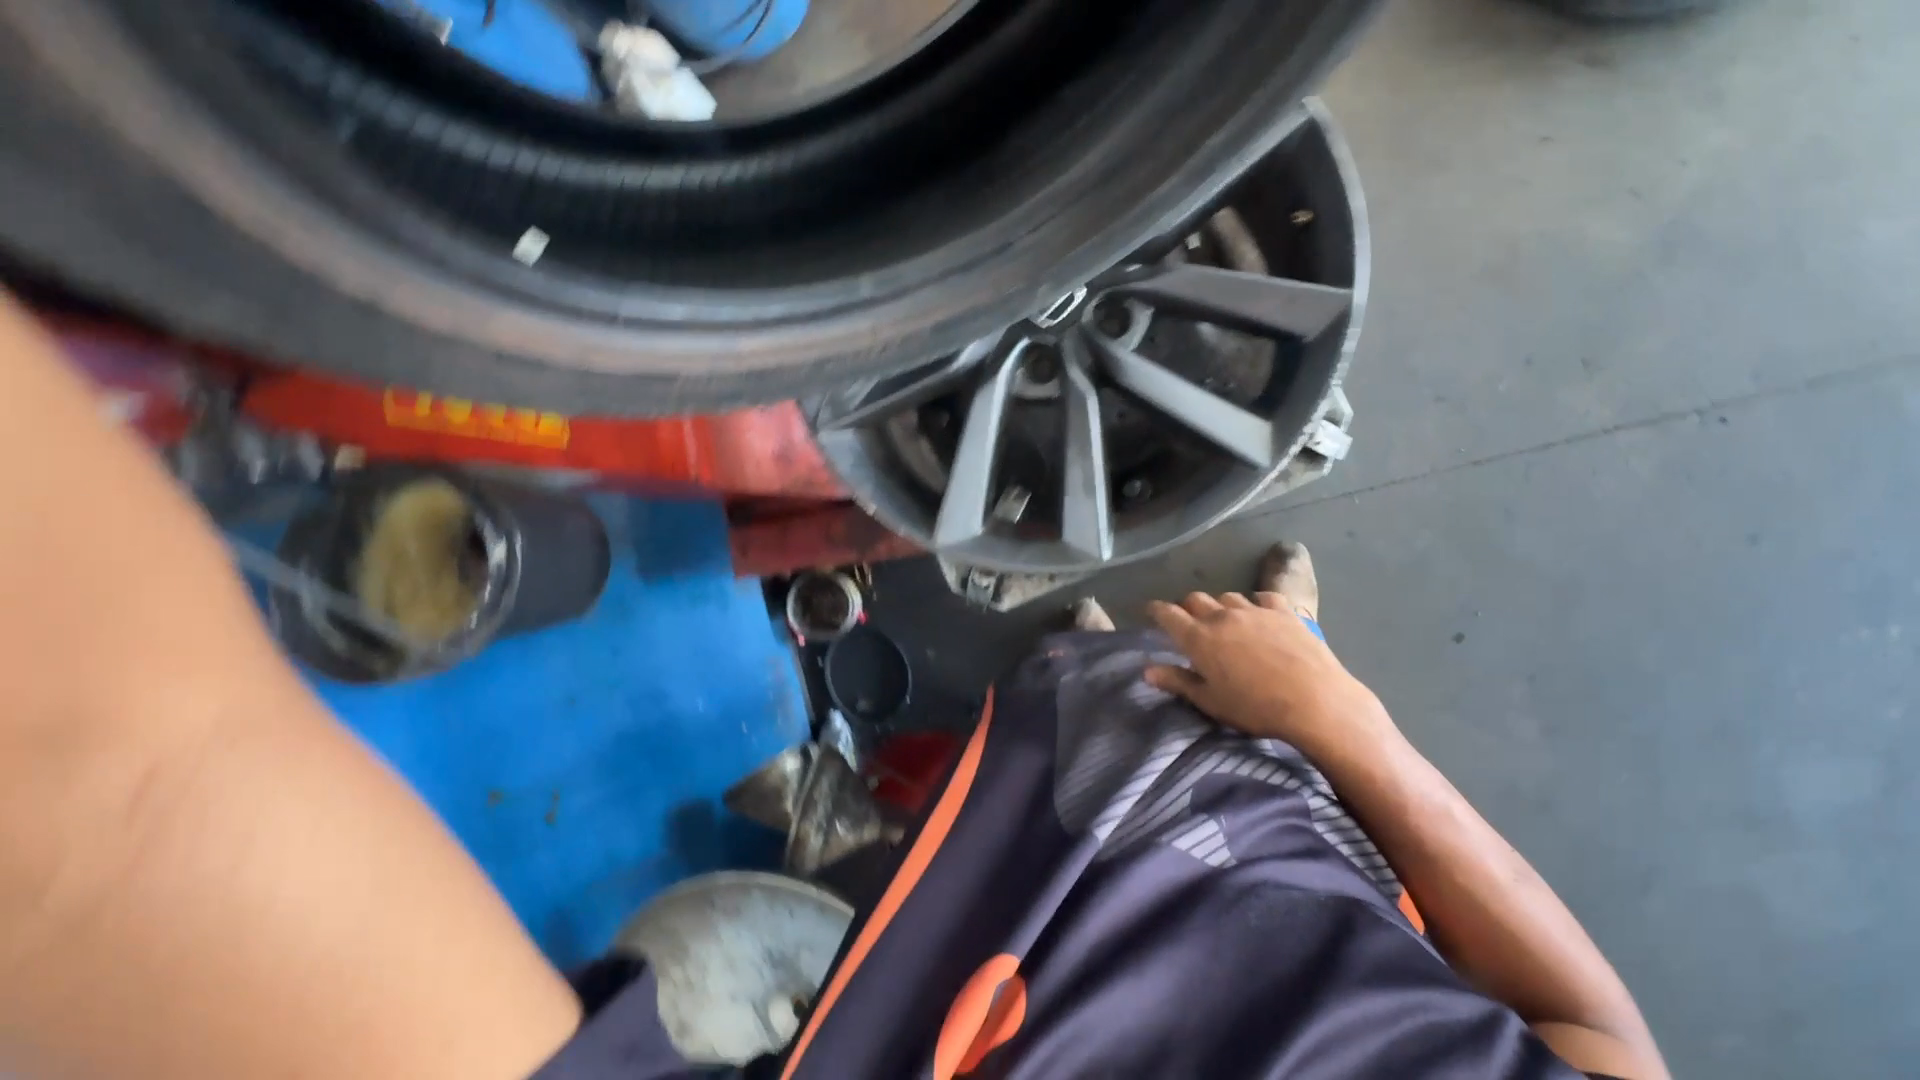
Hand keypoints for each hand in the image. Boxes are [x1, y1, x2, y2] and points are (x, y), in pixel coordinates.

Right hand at [1144, 592, 1395, 756]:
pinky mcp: (1284, 612)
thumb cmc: (1255, 707)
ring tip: (1226, 621)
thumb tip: (1147, 671)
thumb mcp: (1210, 701)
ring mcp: (1255, 610)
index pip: (1168, 615)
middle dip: (1188, 608)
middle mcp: (1222, 616)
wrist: (1314, 700)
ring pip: (1228, 597)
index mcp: (1199, 638)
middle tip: (1189, 623)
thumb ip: (1178, 682)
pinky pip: (1263, 598)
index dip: (1156, 611)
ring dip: (1221, 606)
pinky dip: (1255, 604)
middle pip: (1196, 600)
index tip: (1151, 612)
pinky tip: (1260, 614)